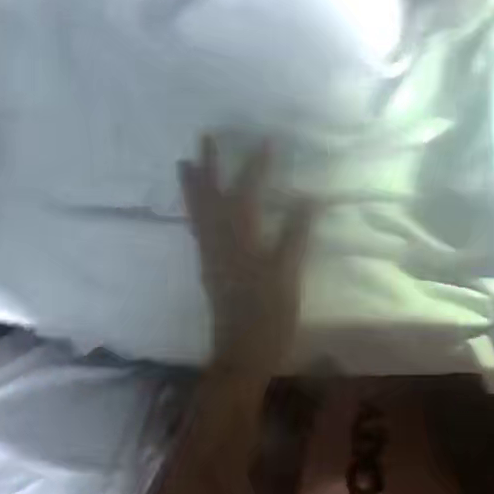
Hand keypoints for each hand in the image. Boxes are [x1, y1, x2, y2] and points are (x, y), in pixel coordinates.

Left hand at [179, 137, 314, 374]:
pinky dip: (194, 211)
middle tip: (204, 138)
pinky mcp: (208, 270)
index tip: (266, 140)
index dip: (257, 166)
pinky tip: (196, 210)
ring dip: (193, 186)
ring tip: (185, 163)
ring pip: (198, 213)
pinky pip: (197, 230)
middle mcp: (219, 243)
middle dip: (209, 167)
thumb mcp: (287, 276)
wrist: (240, 355)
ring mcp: (210, 257)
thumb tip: (309, 198)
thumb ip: (296, 235)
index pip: (248, 194)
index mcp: (240, 241)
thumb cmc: (268, 316)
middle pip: (210, 198)